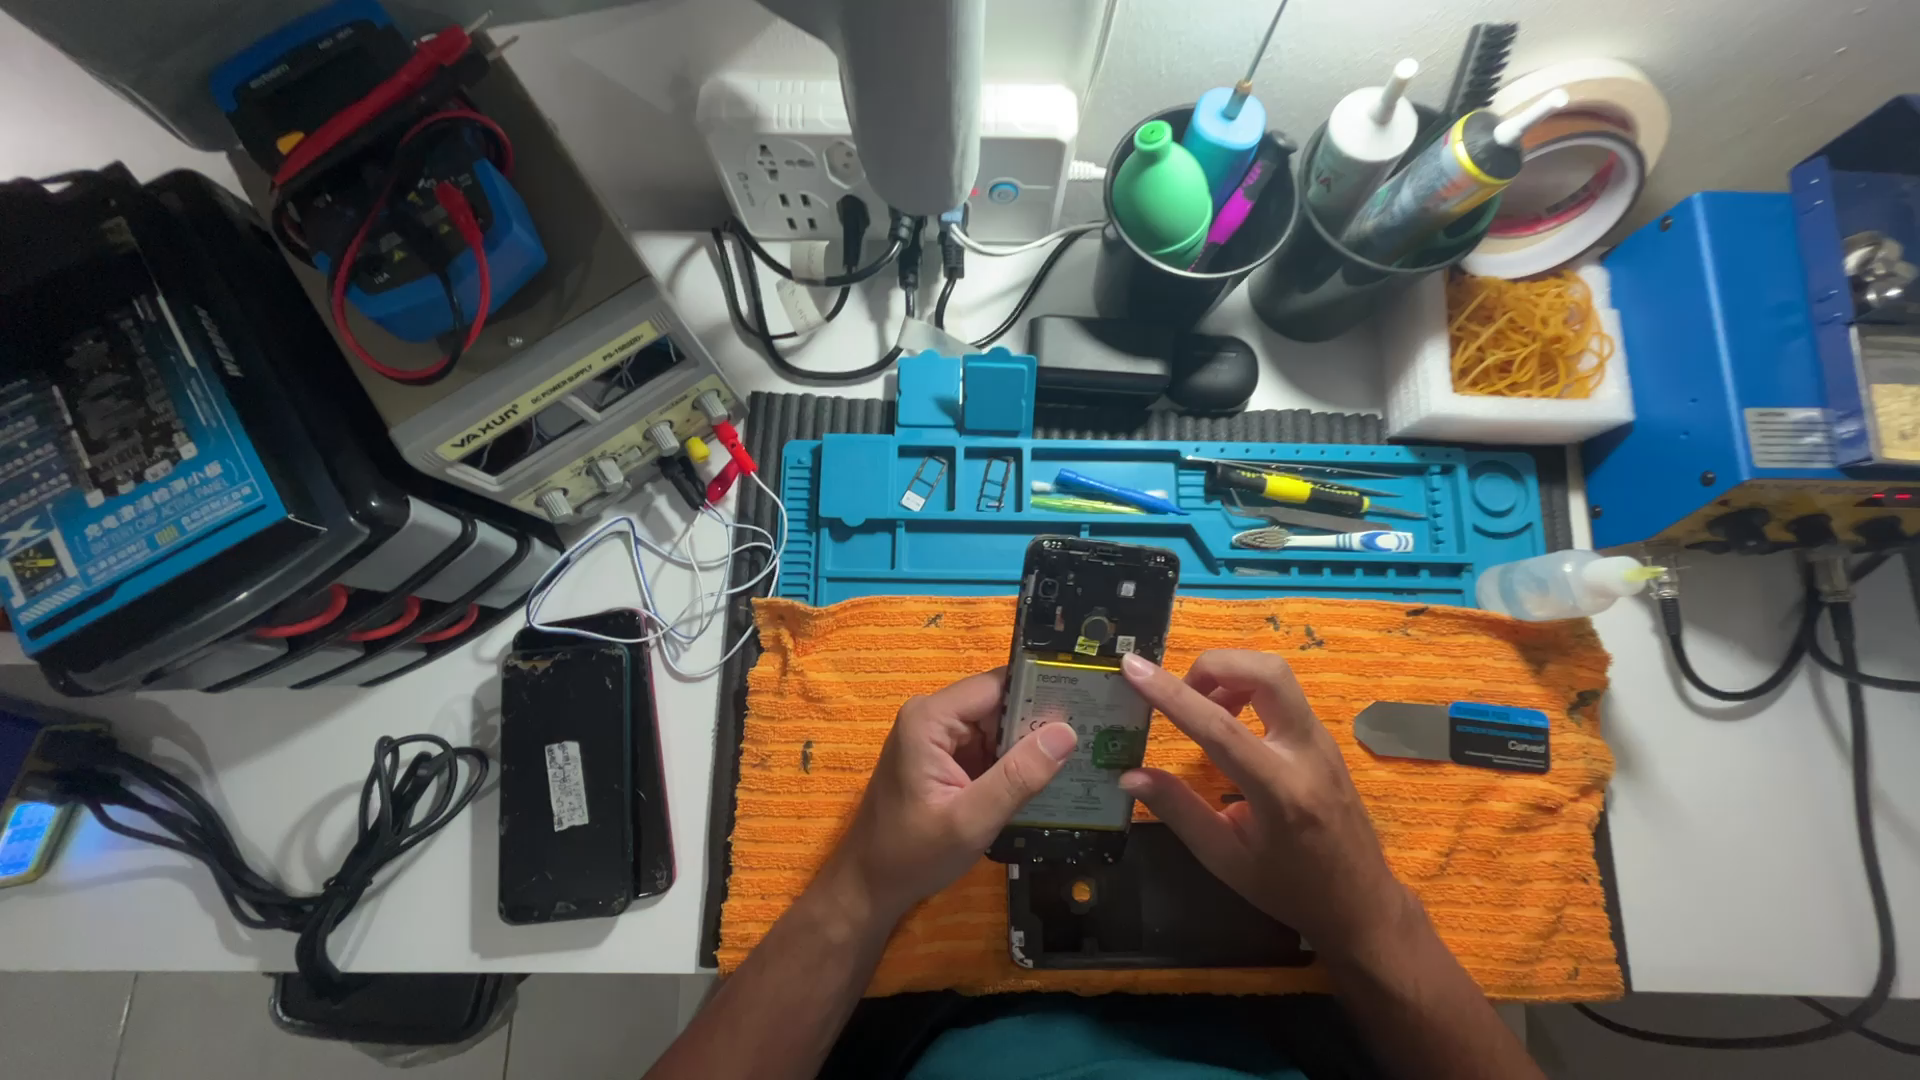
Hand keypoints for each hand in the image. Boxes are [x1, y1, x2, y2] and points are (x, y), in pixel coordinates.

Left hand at [821, 668, 1078, 921]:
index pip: (995, 686)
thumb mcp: (970, 821)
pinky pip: (987, 746)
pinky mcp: (943, 757)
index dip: (1038, 693)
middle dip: (1039, 720)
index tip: (1085, 703)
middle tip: (1093, 732)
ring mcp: (936, 736)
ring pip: (996, 725)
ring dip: (1029, 743)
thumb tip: (1065, 733)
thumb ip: (1018, 777)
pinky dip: (1013, 761)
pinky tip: (1048, 774)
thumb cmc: (911, 855)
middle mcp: (931, 716)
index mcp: (930, 719)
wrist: (869, 885)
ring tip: (1081, 753)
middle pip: (998, 703)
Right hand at [1117, 649, 1412, 953]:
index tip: (1132, 666)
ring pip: (1276, 673)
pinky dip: (1245, 688)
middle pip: (1266, 672)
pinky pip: (1281, 691)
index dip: (1170, 693)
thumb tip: (1129, 775)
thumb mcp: (1224, 859)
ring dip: (1230, 675)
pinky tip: (1227, 722)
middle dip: (1213, 666)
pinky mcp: (1323, 737)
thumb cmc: (1289, 888)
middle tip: (1183, 693)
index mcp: (1280, 792)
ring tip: (1203, 709)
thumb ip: (1177, 809)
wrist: (1362, 904)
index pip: (1219, 727)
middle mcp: (1307, 753)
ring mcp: (1321, 740)